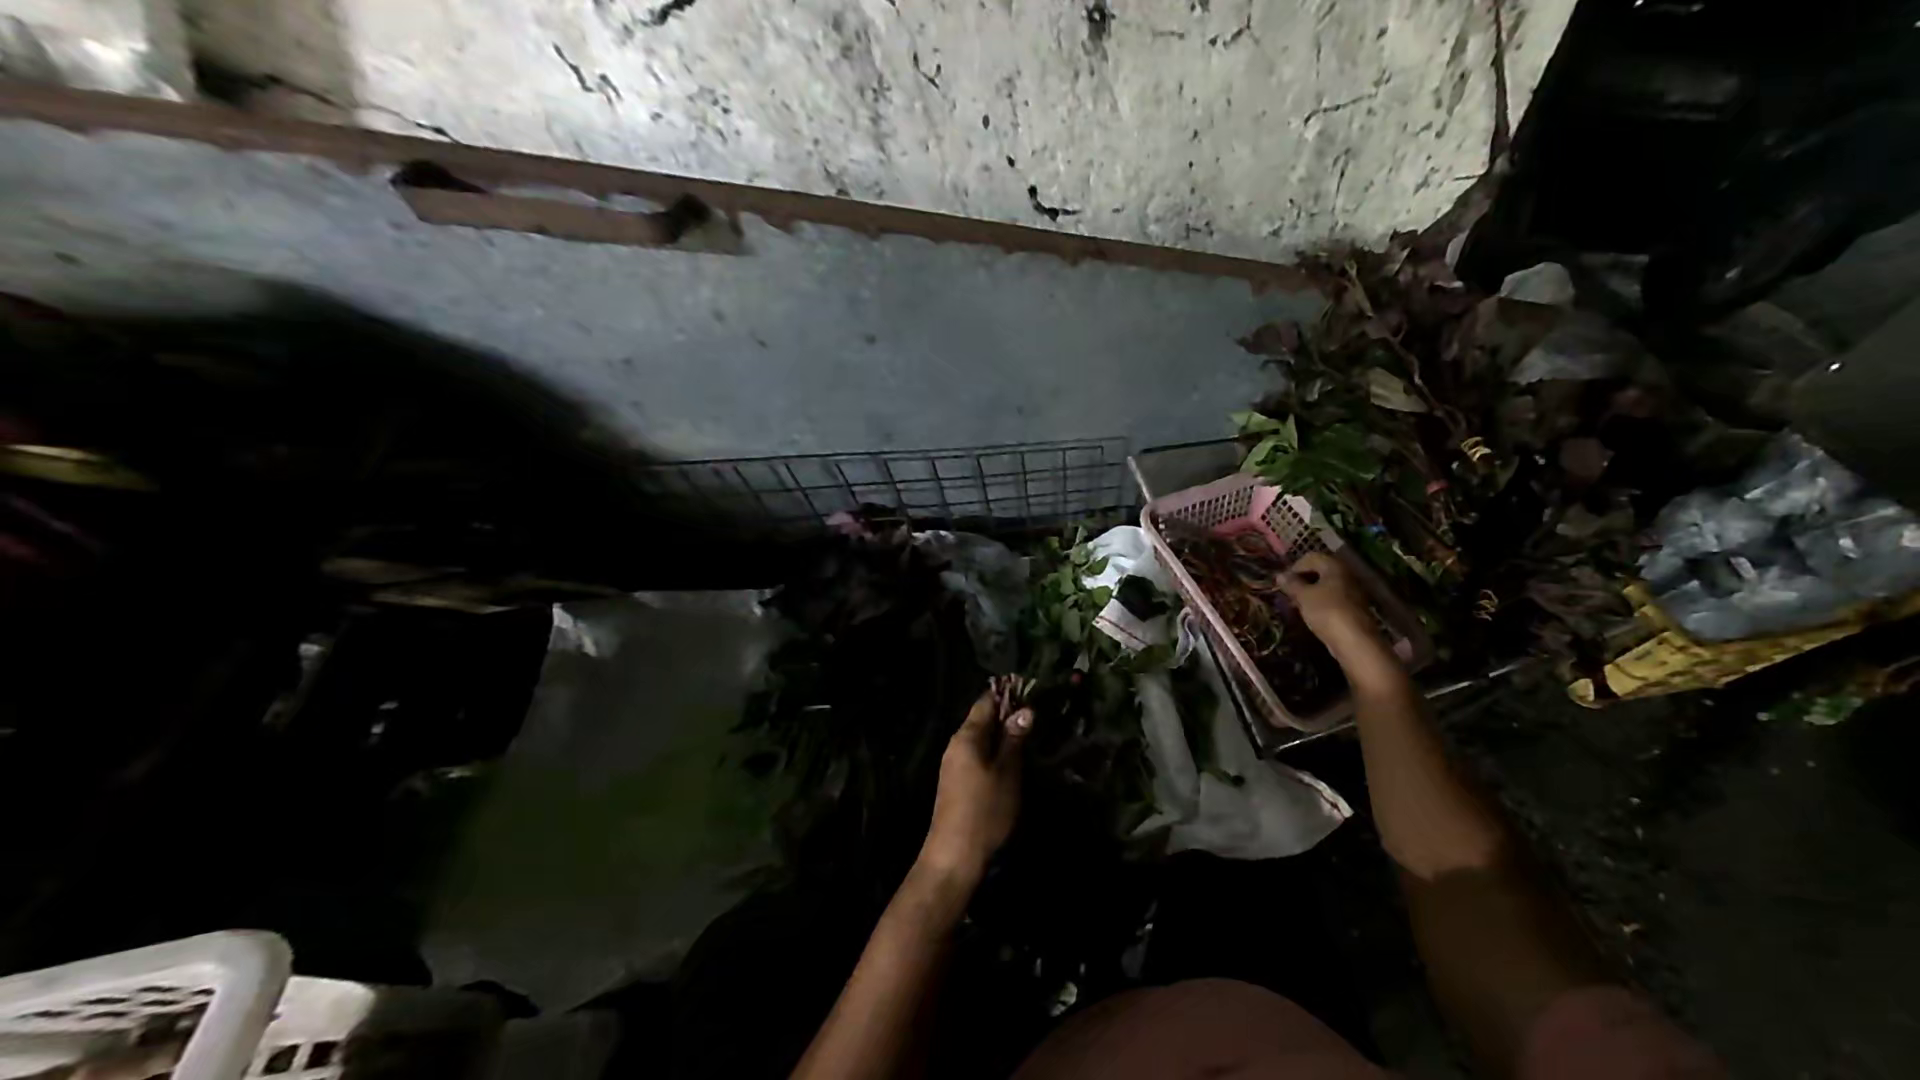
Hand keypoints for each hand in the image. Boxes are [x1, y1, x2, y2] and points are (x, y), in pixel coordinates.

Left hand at [919, 676, 1032, 883]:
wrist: (955, 854)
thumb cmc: (985, 810)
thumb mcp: (1007, 773)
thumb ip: (1014, 740)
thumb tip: (1025, 710)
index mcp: (966, 736)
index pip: (985, 702)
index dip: (1006, 693)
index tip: (1028, 687)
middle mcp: (956, 744)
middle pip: (981, 719)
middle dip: (1006, 713)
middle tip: (1035, 709)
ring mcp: (954, 763)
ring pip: (980, 737)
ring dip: (1001, 733)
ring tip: (1028, 731)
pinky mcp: (956, 780)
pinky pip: (977, 753)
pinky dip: (994, 750)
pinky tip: (1010, 756)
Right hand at [1275, 552, 1384, 664]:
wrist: (1354, 641)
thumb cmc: (1326, 611)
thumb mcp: (1303, 596)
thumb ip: (1291, 584)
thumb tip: (1280, 575)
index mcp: (1334, 566)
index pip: (1311, 557)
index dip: (1294, 567)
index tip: (1282, 583)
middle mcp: (1345, 575)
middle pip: (1319, 571)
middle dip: (1301, 580)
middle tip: (1288, 593)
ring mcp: (1351, 592)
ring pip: (1325, 586)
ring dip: (1309, 593)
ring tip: (1296, 605)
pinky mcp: (1352, 608)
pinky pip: (1331, 599)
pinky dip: (1319, 603)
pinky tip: (1310, 614)